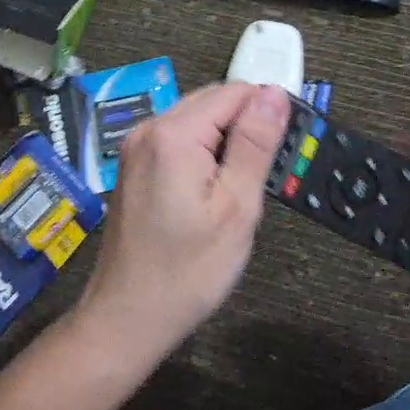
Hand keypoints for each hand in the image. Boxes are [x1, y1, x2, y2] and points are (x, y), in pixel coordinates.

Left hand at [74, 83, 289, 361]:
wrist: (126, 317)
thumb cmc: (187, 272)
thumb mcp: (236, 208)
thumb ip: (255, 144)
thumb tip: (274, 92)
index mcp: (173, 133)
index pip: (233, 92)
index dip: (266, 114)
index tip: (282, 153)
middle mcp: (148, 128)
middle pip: (212, 101)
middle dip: (244, 128)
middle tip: (260, 179)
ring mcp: (136, 147)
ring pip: (196, 120)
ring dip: (223, 143)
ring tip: (235, 192)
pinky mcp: (133, 166)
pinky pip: (177, 141)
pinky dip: (201, 155)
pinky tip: (210, 195)